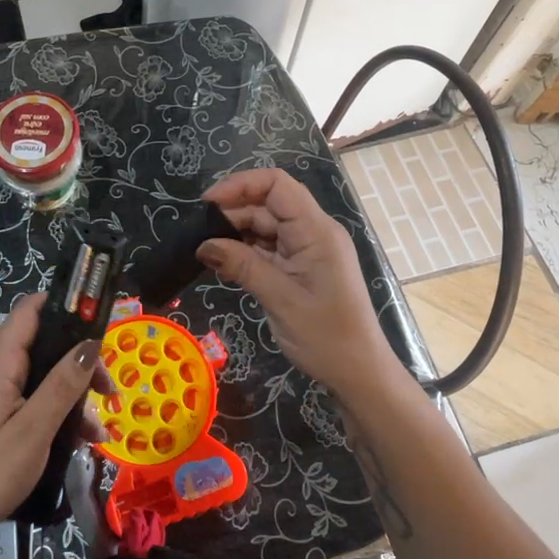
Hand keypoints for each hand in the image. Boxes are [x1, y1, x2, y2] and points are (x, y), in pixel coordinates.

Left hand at [0, 293, 112, 550]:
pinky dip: (56, 413)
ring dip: (73, 395)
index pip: (29, 311)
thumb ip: (62, 385)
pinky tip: (79, 441)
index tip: (96, 317)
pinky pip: (32, 400)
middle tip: (108, 390)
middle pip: (43, 346)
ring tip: (98, 429)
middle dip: (79, 362)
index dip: (62, 306)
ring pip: (41, 377)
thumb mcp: (34, 430)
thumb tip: (90, 343)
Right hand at [200, 169, 402, 397]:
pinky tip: (225, 264)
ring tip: (206, 252)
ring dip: (237, 234)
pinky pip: (271, 247)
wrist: (360, 374)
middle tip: (198, 236)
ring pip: (267, 226)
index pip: (277, 184)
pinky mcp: (304, 266)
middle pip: (268, 204)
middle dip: (233, 213)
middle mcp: (314, 231)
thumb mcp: (279, 299)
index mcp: (316, 230)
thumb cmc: (325, 336)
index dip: (240, 185)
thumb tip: (202, 245)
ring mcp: (310, 249)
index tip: (207, 204)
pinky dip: (248, 252)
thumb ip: (241, 265)